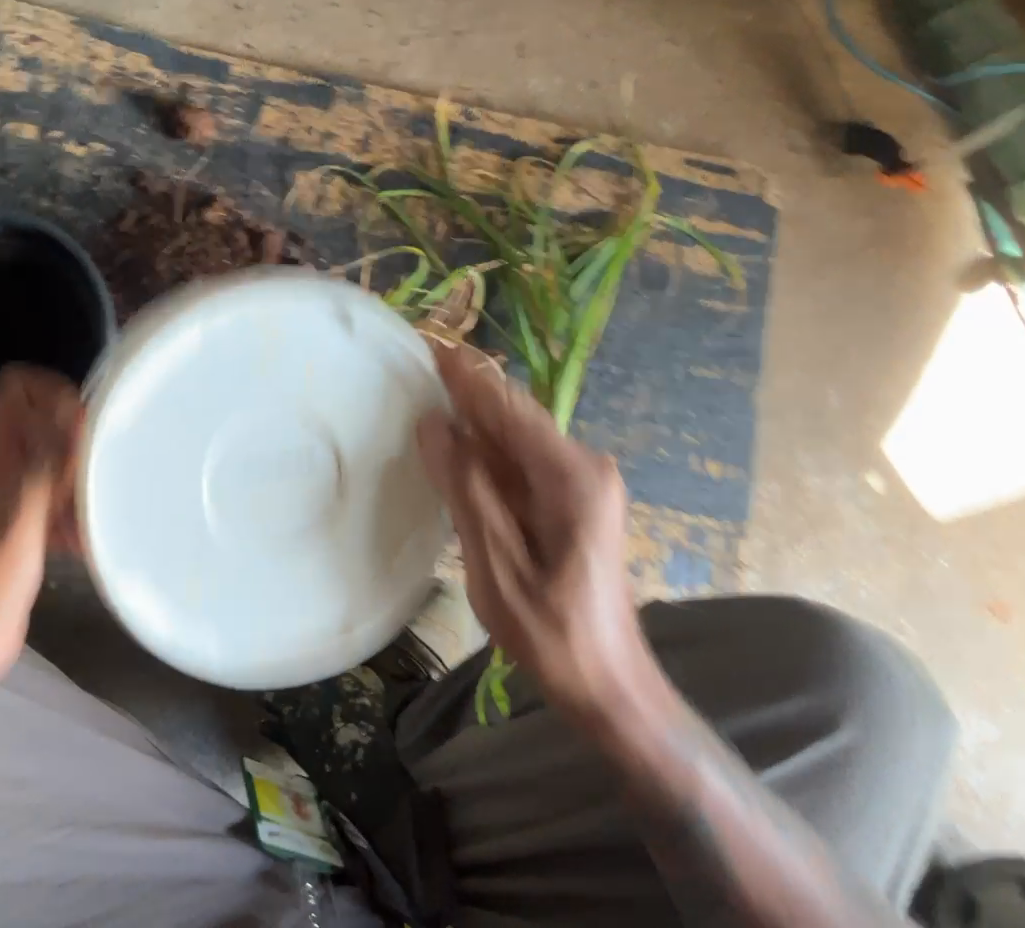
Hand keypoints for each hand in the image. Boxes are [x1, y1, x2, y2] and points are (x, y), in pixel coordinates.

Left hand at [0, 365, 82, 694]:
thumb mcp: (12, 530)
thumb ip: (42, 471)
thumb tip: (73, 412)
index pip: (18, 388)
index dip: (56, 395)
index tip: (90, 427)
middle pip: (42, 424)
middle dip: (78, 441)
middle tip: (106, 474)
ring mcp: (3, 500)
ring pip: (52, 464)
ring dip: (80, 482)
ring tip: (101, 514)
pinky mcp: (17, 532)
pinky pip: (53, 503)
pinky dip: (73, 515)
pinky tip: (90, 543)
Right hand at [415, 341, 653, 725]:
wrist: (609, 683)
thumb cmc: (552, 633)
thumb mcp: (496, 564)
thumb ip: (466, 490)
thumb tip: (434, 424)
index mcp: (570, 477)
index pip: (507, 408)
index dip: (466, 376)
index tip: (427, 341)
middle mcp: (581, 467)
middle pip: (512, 417)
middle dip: (464, 394)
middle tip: (414, 366)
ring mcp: (579, 484)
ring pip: (513, 440)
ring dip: (471, 423)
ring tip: (421, 397)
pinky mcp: (570, 502)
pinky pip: (519, 465)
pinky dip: (484, 455)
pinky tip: (451, 449)